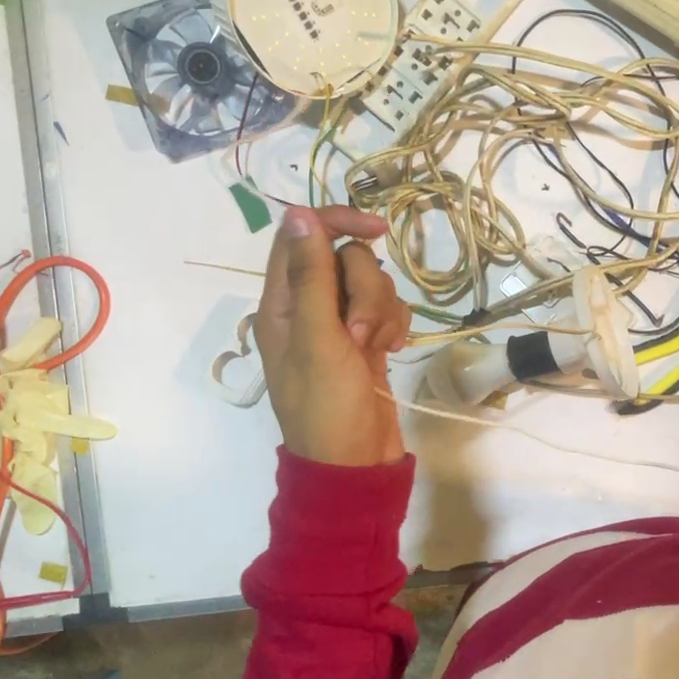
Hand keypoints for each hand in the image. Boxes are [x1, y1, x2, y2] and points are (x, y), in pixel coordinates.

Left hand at [256, 206, 411, 466]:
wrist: (355, 465)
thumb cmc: (328, 408)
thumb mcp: (317, 340)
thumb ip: (311, 277)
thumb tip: (299, 213)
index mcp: (283, 303)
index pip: (303, 236)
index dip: (338, 223)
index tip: (378, 230)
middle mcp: (309, 308)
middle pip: (346, 259)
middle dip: (366, 288)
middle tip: (360, 332)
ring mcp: (339, 326)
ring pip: (371, 284)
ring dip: (382, 310)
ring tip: (377, 348)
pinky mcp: (367, 342)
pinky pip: (388, 310)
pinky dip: (396, 324)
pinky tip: (394, 350)